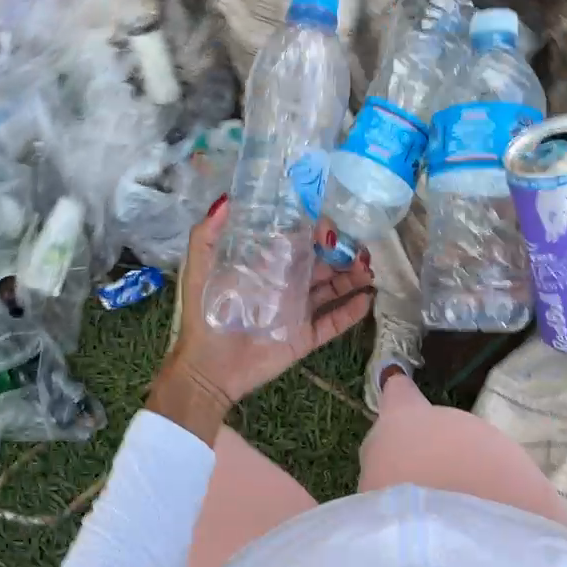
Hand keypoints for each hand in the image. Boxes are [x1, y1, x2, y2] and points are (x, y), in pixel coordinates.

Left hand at [147, 198, 374, 441]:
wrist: (208, 367)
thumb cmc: (204, 315)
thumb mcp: (198, 269)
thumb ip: (206, 236)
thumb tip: (226, 200)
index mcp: (266, 265)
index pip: (298, 241)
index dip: (317, 232)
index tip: (329, 231)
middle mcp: (286, 284)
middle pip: (323, 263)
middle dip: (344, 253)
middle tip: (360, 250)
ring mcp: (298, 311)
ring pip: (334, 289)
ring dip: (353, 277)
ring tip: (367, 271)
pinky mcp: (305, 337)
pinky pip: (334, 323)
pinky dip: (352, 311)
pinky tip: (366, 299)